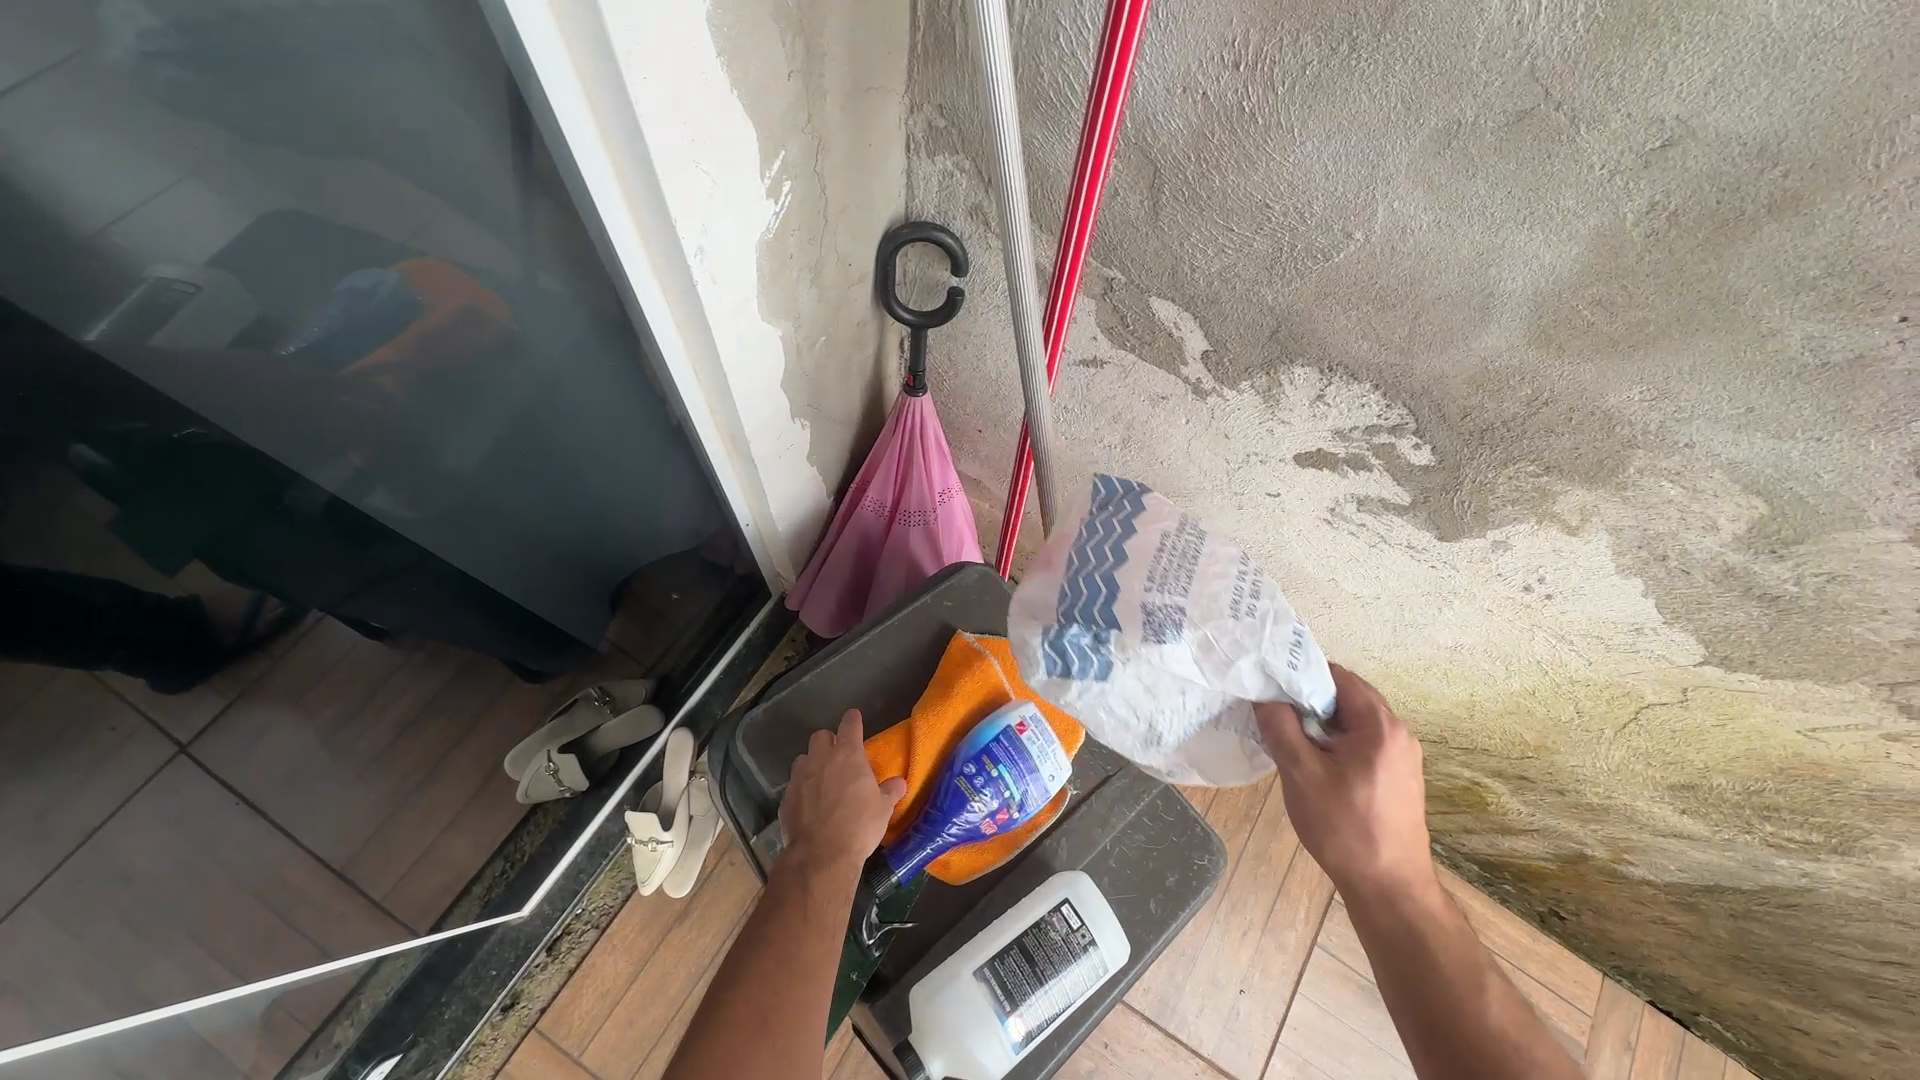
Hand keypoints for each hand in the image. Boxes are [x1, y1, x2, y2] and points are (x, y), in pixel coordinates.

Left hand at [779, 710, 907, 877]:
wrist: (822, 854)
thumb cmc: (859, 826)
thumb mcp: (883, 809)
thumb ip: (890, 791)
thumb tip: (899, 783)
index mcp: (848, 756)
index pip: (849, 726)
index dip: (852, 719)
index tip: (853, 717)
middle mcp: (821, 760)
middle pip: (820, 736)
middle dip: (829, 741)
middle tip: (838, 755)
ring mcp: (799, 778)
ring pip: (803, 759)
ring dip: (812, 764)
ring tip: (820, 779)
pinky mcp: (786, 799)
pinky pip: (793, 786)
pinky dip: (801, 790)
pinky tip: (808, 804)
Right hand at [1254, 664, 1435, 898]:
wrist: (1390, 888)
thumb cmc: (1344, 829)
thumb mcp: (1301, 774)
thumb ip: (1281, 727)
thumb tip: (1265, 696)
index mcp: (1380, 726)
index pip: (1338, 676)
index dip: (1301, 677)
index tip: (1270, 689)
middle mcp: (1398, 734)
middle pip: (1347, 697)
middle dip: (1309, 702)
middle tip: (1275, 717)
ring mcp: (1402, 757)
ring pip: (1353, 722)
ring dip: (1320, 726)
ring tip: (1289, 743)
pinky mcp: (1398, 777)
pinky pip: (1362, 744)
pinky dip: (1335, 744)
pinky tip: (1313, 766)